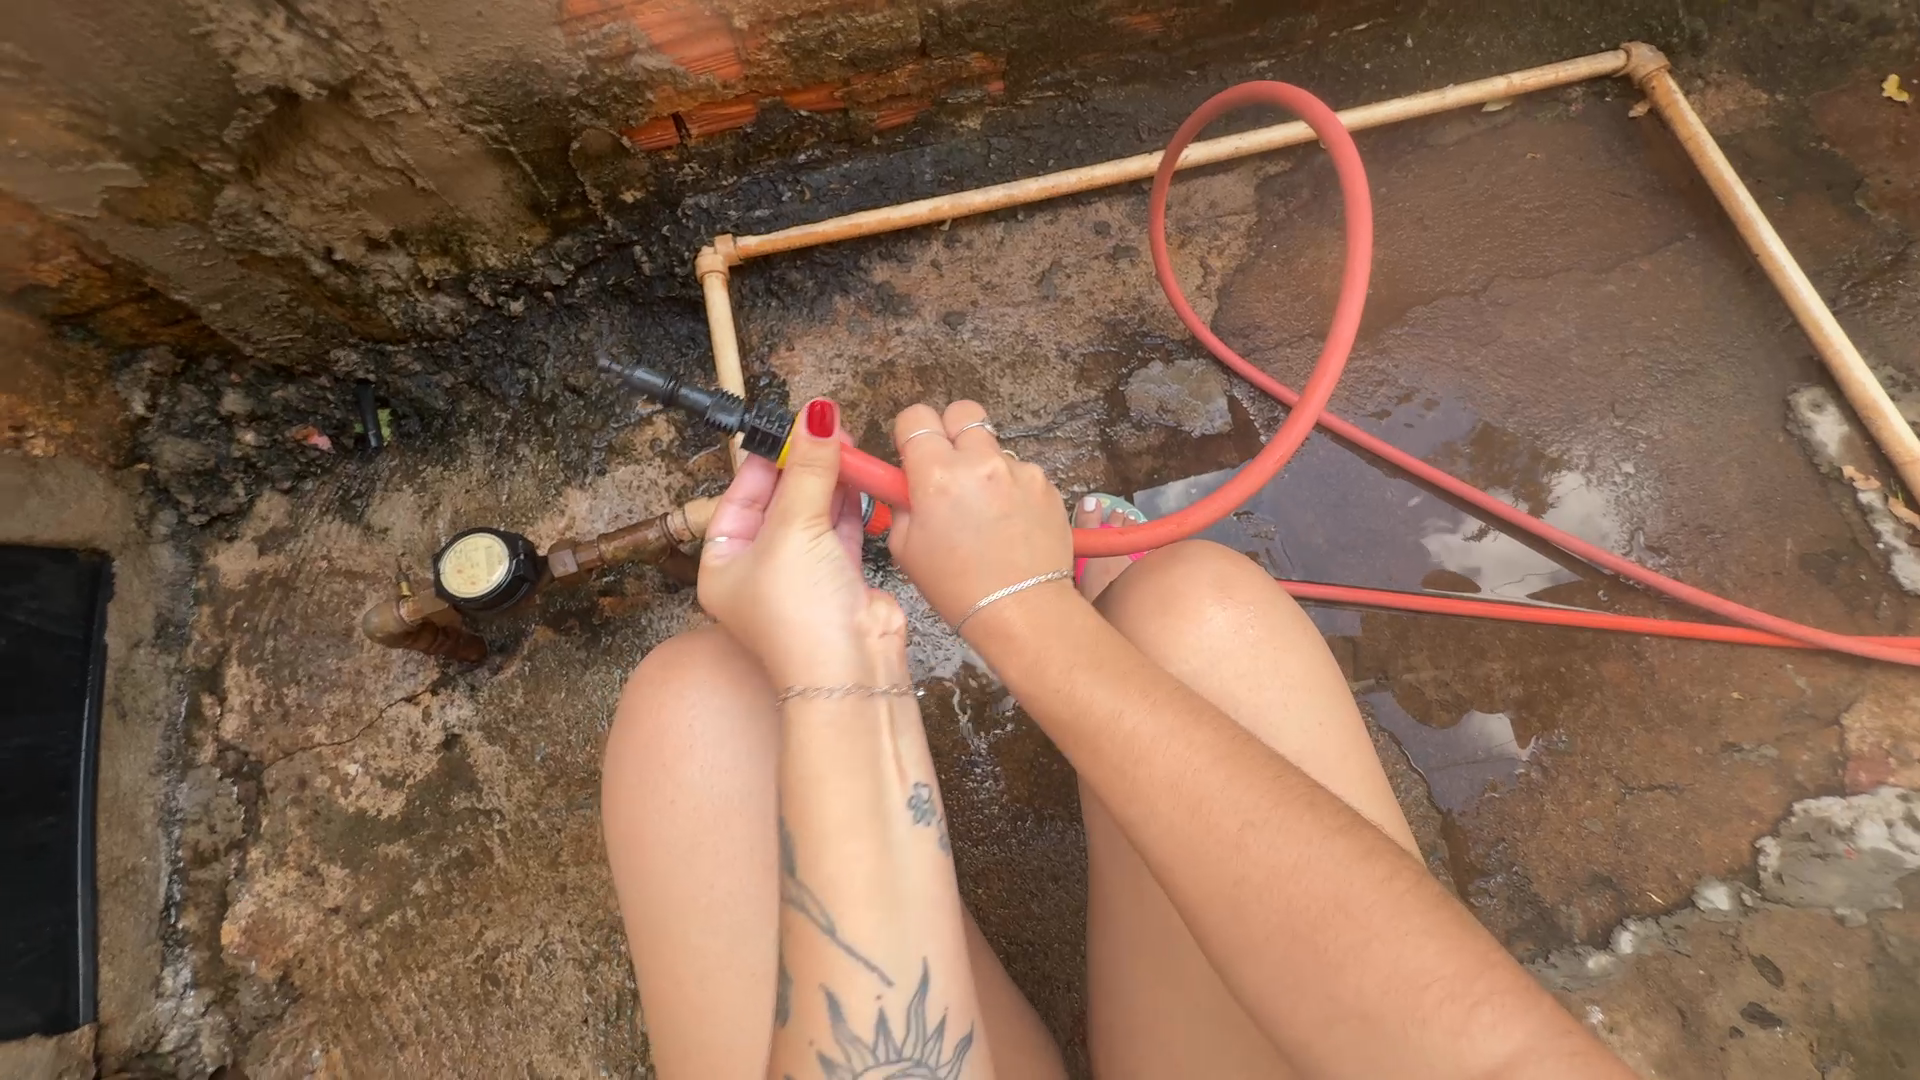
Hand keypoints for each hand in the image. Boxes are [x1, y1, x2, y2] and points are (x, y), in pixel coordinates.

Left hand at [697, 399, 903, 684]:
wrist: (851, 670)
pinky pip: (841, 531)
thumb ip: (808, 470)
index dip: (766, 460)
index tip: (791, 427)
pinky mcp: (839, 578)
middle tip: (828, 430)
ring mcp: (803, 574)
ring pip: (814, 514)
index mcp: (725, 563)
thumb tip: (817, 415)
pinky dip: (850, 505)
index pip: (740, 496)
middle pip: (780, 502)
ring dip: (830, 481)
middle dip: (804, 466)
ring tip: (848, 445)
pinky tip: (859, 478)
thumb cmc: (801, 614)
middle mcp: (761, 569)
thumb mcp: (794, 530)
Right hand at [886, 400, 1074, 627]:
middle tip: (949, 467)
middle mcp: (979, 462)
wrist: (1021, 611)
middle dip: (951, 433)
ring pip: (993, 446)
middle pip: (962, 412)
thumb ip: (901, 503)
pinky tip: (1009, 523)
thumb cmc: (957, 588)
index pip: (916, 416)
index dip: (912, 433)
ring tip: (985, 511)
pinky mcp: (1046, 484)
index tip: (914, 454)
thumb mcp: (905, 548)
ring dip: (984, 466)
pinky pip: (1020, 472)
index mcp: (936, 475)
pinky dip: (1012, 489)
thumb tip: (906, 483)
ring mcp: (1018, 470)